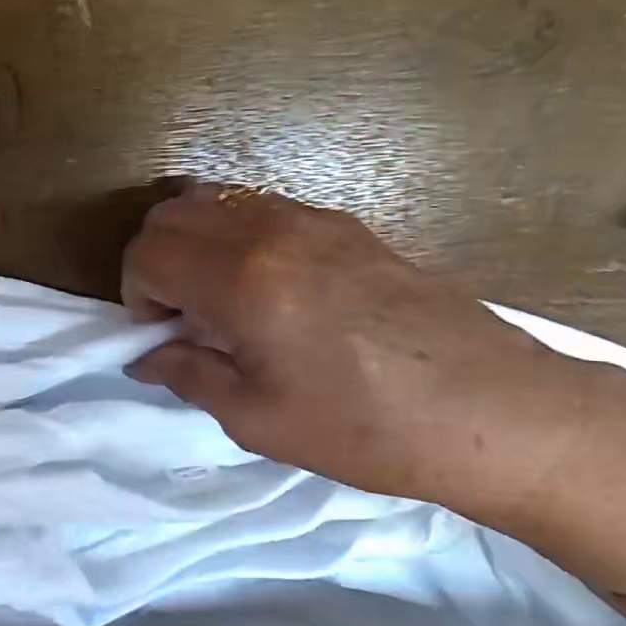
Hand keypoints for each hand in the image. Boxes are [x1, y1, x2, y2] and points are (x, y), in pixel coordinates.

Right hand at [122, 184, 625, 592]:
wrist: (488, 407)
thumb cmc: (366, 427)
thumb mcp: (261, 420)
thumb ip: (190, 374)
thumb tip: (146, 357)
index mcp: (242, 279)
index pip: (148, 252)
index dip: (137, 294)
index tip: (163, 334)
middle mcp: (270, 229)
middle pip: (173, 212)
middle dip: (158, 260)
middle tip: (185, 315)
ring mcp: (313, 216)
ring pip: (217, 198)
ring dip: (198, 241)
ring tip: (225, 298)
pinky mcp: (346, 221)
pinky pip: (264, 206)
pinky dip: (239, 233)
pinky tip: (272, 284)